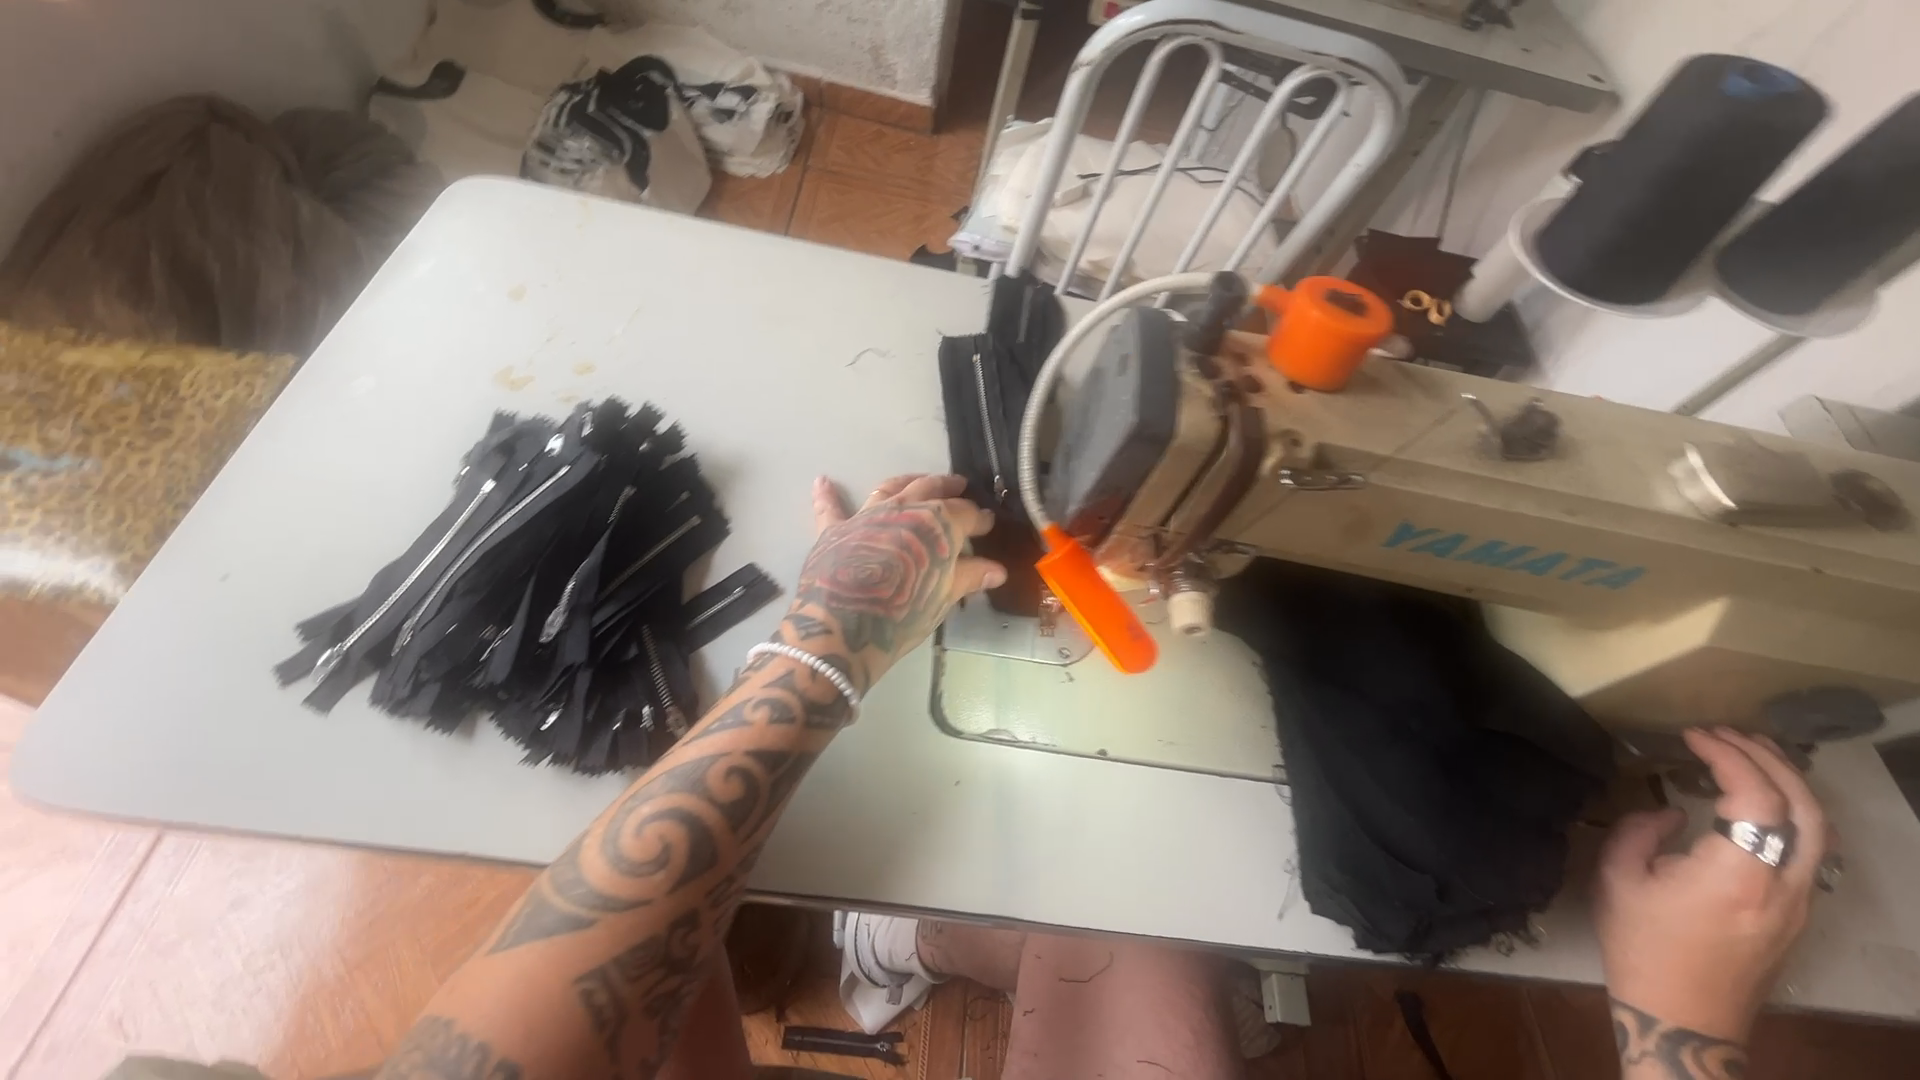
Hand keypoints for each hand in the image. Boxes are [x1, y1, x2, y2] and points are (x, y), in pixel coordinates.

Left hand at [784, 474, 1004, 692]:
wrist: (843, 626)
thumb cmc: (903, 612)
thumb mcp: (943, 597)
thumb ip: (969, 576)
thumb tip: (997, 569)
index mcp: (937, 522)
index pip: (965, 513)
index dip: (979, 518)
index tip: (988, 523)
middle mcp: (903, 508)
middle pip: (929, 488)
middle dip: (948, 487)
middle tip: (960, 487)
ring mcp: (866, 516)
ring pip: (890, 488)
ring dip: (907, 481)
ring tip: (919, 481)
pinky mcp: (835, 531)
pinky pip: (831, 508)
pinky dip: (827, 495)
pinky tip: (822, 482)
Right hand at [1596, 728, 1828, 1054]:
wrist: (1683, 1012)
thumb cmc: (1641, 944)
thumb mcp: (1617, 879)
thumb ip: (1640, 832)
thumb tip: (1670, 812)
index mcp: (1735, 874)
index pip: (1755, 799)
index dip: (1729, 757)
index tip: (1694, 735)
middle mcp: (1784, 885)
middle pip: (1805, 808)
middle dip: (1769, 760)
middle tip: (1724, 733)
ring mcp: (1801, 901)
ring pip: (1820, 828)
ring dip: (1789, 782)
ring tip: (1750, 753)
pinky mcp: (1798, 910)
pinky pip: (1811, 847)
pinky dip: (1790, 809)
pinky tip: (1758, 798)